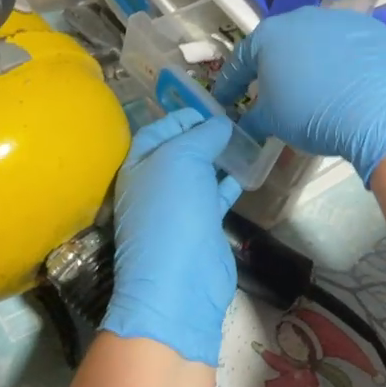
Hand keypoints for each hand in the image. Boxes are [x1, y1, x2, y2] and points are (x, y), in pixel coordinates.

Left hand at [102, 109, 244, 365]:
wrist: (180, 280)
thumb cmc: (172, 210)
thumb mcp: (183, 158)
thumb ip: (202, 135)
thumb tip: (220, 124)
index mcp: (138, 166)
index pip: (155, 132)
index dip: (179, 117)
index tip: (208, 107)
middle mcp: (154, 185)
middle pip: (178, 152)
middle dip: (202, 135)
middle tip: (231, 121)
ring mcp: (178, 208)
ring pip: (200, 174)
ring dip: (219, 158)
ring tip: (244, 140)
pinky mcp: (202, 227)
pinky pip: (216, 196)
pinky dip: (230, 183)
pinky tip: (247, 171)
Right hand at [212, 7, 385, 182]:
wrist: (380, 110)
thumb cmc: (312, 113)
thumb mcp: (273, 122)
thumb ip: (254, 118)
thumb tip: (248, 123)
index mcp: (270, 36)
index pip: (241, 60)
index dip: (231, 83)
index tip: (226, 100)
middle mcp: (303, 18)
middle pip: (281, 45)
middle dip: (274, 69)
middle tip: (273, 94)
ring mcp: (341, 20)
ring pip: (317, 43)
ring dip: (311, 64)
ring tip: (316, 90)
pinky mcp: (374, 30)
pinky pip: (350, 48)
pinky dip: (344, 64)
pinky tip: (349, 86)